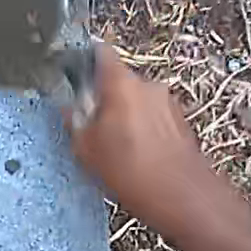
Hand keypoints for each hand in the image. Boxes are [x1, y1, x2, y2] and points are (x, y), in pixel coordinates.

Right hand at [68, 42, 215, 233]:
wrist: (182, 197)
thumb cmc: (132, 171)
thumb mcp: (85, 148)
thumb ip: (74, 120)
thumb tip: (69, 108)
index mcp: (121, 83)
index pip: (100, 53)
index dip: (83, 61)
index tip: (73, 76)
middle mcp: (148, 85)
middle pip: (117, 81)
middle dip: (102, 99)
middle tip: (89, 126)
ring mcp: (168, 102)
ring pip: (135, 100)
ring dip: (123, 116)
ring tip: (113, 148)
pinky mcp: (180, 121)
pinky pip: (152, 116)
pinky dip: (141, 129)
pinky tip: (134, 156)